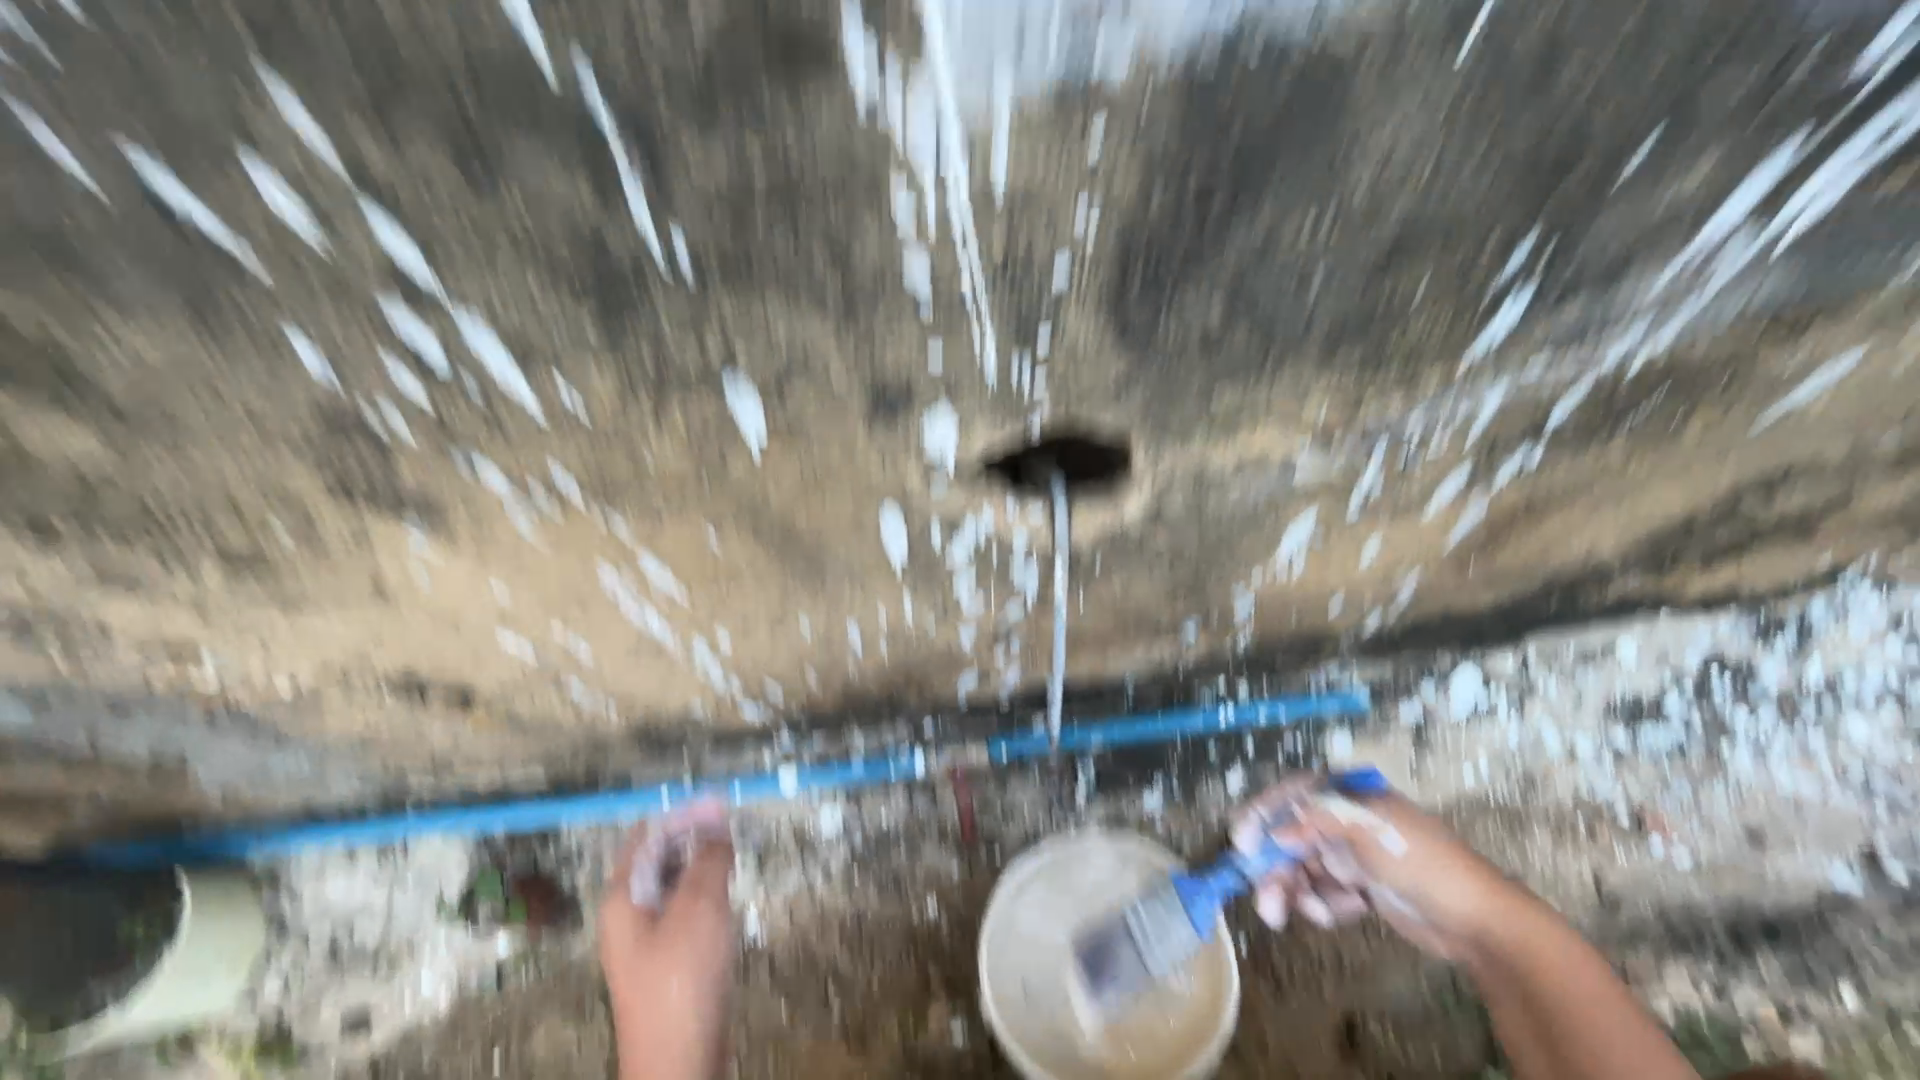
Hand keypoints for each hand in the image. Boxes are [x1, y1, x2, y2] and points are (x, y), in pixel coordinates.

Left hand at [598, 799, 735, 1079]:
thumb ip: (708, 859)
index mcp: (622, 896)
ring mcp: (645, 942)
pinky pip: (683, 914)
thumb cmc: (682, 976)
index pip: (647, 836)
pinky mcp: (666, 963)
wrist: (678, 1060)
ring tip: (733, 855)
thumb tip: (717, 821)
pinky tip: (727, 899)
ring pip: (672, 887)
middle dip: (692, 838)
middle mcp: (627, 915)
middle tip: (731, 826)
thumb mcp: (699, 906)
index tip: (720, 802)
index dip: (682, 814)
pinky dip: (704, 896)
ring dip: (700, 867)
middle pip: (656, 860)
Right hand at [1229, 769, 1529, 958]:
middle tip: (1264, 902)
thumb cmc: (1425, 864)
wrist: (1478, 922)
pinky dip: (1323, 904)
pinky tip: (1339, 914)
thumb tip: (1275, 832)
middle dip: (1276, 869)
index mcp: (1351, 794)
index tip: (1240, 843)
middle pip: (1291, 837)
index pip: (1293, 794)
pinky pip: (1322, 890)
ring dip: (1295, 892)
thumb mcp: (1370, 832)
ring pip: (1303, 868)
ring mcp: (1353, 853)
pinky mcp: (1360, 885)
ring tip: (1297, 917)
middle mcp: (1347, 819)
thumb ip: (1317, 822)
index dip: (1263, 815)